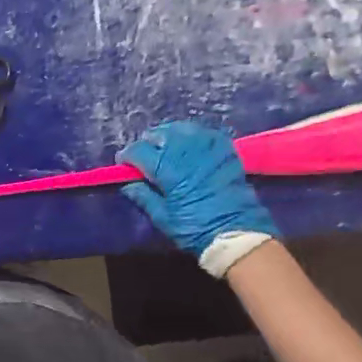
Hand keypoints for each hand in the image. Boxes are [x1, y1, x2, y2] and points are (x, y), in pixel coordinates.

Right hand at [117, 121, 277, 276]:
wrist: (237, 233)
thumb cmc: (194, 228)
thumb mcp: (162, 217)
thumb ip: (143, 196)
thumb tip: (128, 184)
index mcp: (167, 169)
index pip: (138, 150)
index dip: (127, 156)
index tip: (124, 164)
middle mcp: (186, 152)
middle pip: (159, 133)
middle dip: (147, 142)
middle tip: (145, 157)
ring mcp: (208, 148)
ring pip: (182, 128)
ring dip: (169, 135)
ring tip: (166, 148)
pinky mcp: (226, 150)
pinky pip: (204, 133)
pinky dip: (192, 136)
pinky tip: (190, 146)